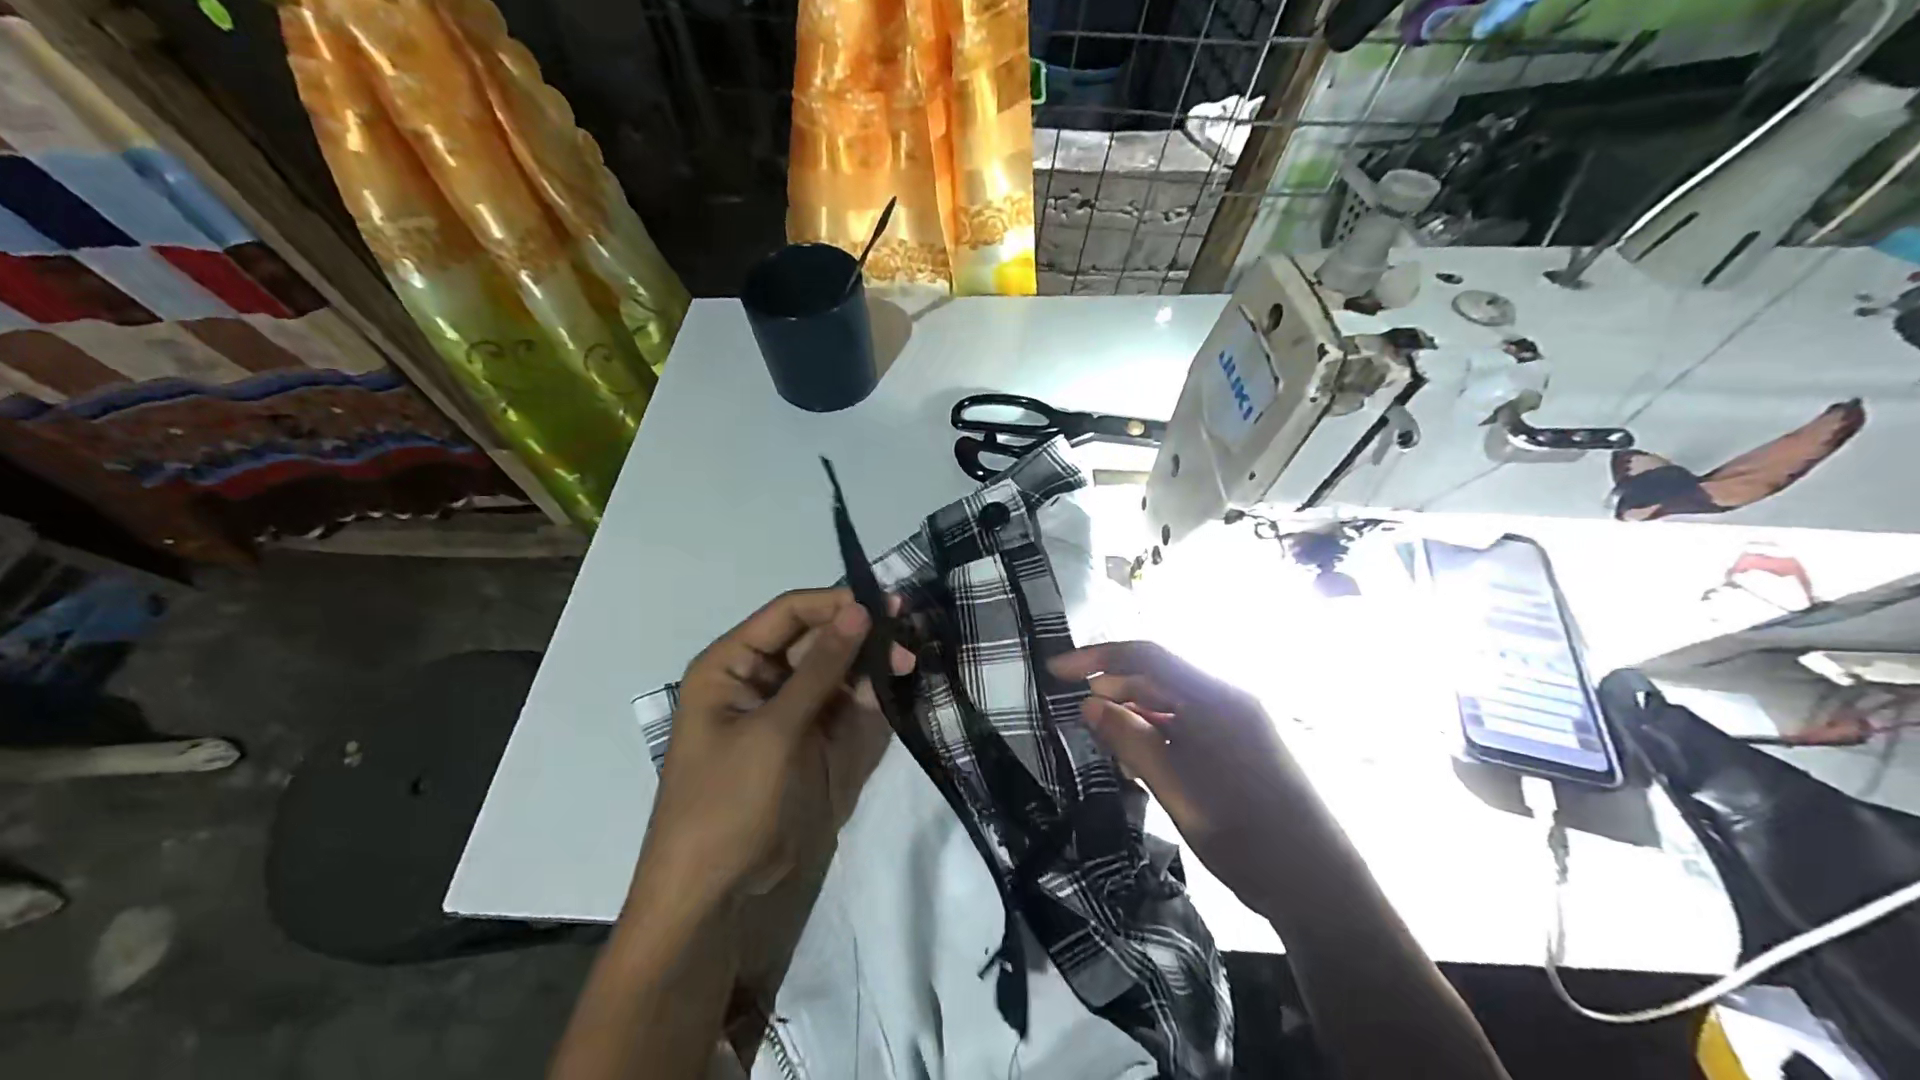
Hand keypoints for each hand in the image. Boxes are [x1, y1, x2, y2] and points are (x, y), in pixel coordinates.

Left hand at [635, 588, 912, 917]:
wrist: (715, 892)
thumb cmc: (727, 800)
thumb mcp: (774, 730)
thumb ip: (821, 669)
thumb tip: (859, 610)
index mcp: (731, 664)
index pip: (788, 614)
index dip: (834, 604)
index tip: (882, 605)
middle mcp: (760, 678)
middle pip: (816, 638)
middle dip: (860, 635)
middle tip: (908, 634)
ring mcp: (789, 710)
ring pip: (837, 669)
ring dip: (870, 664)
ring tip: (909, 662)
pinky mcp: (813, 739)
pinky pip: (845, 703)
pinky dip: (869, 695)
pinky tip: (895, 688)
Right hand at [1049, 641, 1301, 916]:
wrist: (1318, 886)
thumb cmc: (1243, 834)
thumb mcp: (1175, 787)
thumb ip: (1129, 739)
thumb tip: (1089, 703)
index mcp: (1214, 697)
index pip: (1146, 655)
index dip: (1097, 657)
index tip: (1056, 671)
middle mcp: (1228, 698)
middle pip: (1159, 675)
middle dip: (1113, 685)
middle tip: (1074, 708)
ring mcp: (1239, 721)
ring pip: (1172, 700)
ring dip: (1134, 710)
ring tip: (1100, 733)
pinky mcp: (1243, 744)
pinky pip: (1189, 722)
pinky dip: (1157, 730)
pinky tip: (1136, 754)